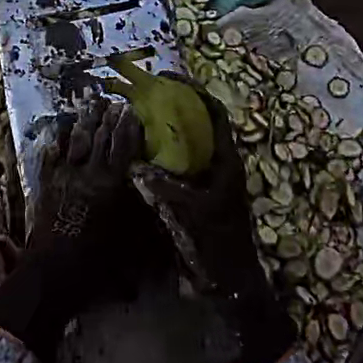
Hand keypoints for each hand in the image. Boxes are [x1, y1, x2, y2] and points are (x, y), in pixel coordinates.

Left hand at [0, 95, 142, 361]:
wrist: (52, 272)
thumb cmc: (96, 263)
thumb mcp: (130, 243)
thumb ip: (144, 221)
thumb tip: (159, 205)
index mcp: (111, 185)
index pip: (123, 147)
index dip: (127, 127)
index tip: (132, 110)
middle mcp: (88, 174)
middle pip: (99, 138)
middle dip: (106, 118)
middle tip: (111, 100)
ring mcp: (63, 176)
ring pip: (75, 142)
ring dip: (83, 122)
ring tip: (89, 105)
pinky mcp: (45, 184)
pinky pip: (51, 156)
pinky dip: (55, 143)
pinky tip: (57, 132)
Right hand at [129, 81, 295, 362]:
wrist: (230, 284)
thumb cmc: (216, 246)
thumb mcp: (188, 214)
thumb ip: (162, 188)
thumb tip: (133, 167)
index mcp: (224, 163)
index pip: (213, 114)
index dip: (192, 91)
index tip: (167, 77)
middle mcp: (217, 166)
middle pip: (197, 124)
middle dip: (172, 106)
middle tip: (142, 96)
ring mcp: (206, 182)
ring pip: (185, 145)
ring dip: (163, 131)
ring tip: (135, 119)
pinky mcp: (195, 197)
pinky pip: (175, 166)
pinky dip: (157, 156)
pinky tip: (135, 157)